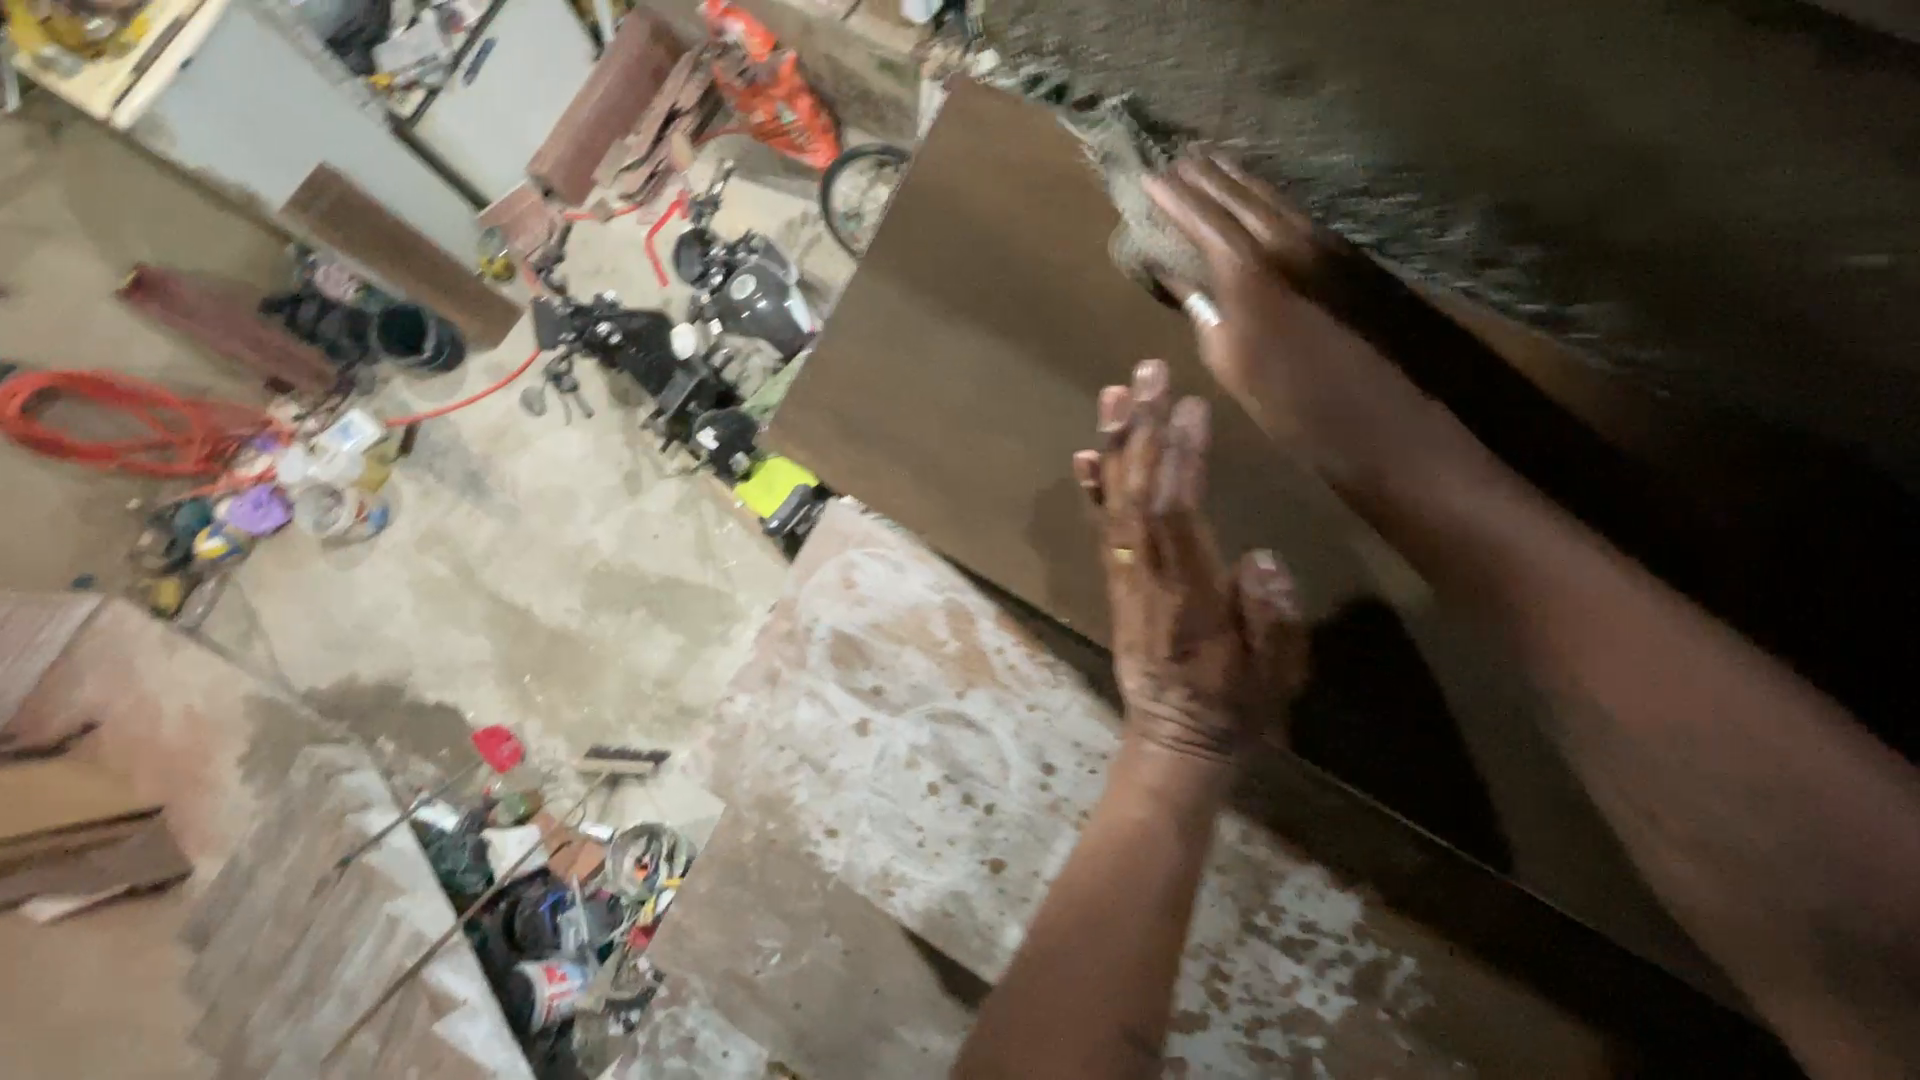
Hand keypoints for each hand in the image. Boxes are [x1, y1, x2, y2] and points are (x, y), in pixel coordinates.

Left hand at [1072, 359, 1308, 762]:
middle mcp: (1146, 579)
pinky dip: (1093, 490)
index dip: (1180, 460)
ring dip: (1115, 446)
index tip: (1189, 407)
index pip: (1176, 515)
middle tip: (1145, 373)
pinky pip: (1101, 530)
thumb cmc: (1236, 705)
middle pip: (1137, 495)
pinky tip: (1087, 455)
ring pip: (1113, 505)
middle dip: (1142, 431)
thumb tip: (1261, 557)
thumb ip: (1272, 617)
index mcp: (1188, 595)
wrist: (1175, 740)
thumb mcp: (1276, 673)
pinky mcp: (1117, 584)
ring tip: (1115, 393)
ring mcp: (1125, 580)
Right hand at [1142, 154, 1402, 484]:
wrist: (1370, 416)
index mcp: (1251, 274)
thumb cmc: (1285, 401)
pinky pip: (1290, 214)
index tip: (1151, 178)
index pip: (1207, 223)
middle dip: (1208, 178)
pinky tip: (1256, 198)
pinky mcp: (1334, 263)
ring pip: (1271, 201)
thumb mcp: (1229, 362)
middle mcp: (1284, 248)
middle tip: (1178, 159)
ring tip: (1212, 163)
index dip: (1178, 199)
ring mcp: (1315, 251)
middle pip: (1241, 200)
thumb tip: (1179, 276)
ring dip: (1238, 180)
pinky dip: (1266, 198)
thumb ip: (1204, 310)